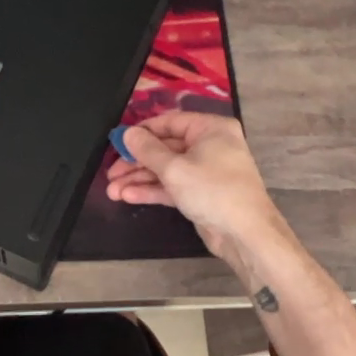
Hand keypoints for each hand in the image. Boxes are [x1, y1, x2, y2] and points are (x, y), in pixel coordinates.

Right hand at [105, 112, 289, 272]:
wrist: (244, 232)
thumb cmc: (212, 190)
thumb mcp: (174, 168)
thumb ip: (147, 150)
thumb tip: (128, 133)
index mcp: (210, 129)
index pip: (169, 122)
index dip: (142, 132)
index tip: (117, 143)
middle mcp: (208, 145)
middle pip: (164, 148)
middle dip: (136, 162)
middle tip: (111, 174)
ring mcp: (204, 171)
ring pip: (165, 170)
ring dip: (139, 180)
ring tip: (112, 191)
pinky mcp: (199, 193)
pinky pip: (171, 186)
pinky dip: (151, 191)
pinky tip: (128, 197)